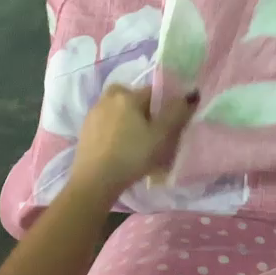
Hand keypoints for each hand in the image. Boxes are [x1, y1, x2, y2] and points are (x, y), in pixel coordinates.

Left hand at [65, 85, 194, 205]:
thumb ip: (177, 113)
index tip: (165, 125)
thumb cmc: (131, 156)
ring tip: (133, 141)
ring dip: (126, 118)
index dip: (162, 107)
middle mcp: (109, 98)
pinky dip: (113, 129)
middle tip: (149, 131)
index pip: (153, 92)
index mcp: (128, 95)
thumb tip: (191, 94)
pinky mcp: (84, 129)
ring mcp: (94, 113)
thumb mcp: (161, 136)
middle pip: (132, 97)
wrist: (93, 182)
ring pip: (117, 108)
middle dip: (142, 109)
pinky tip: (117, 148)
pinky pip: (105, 121)